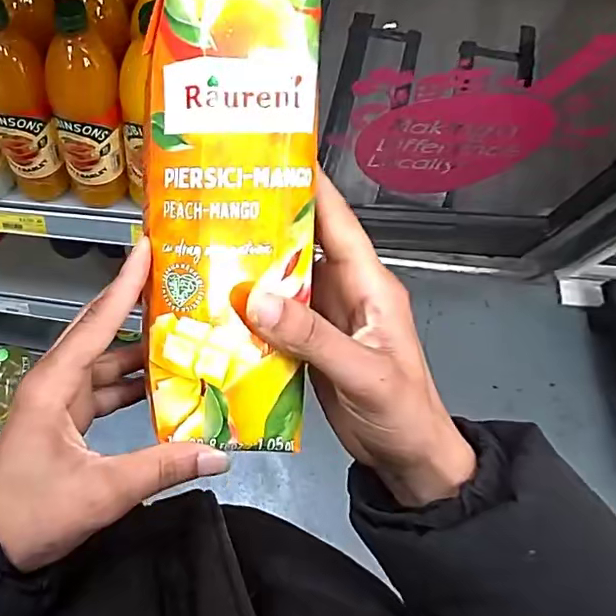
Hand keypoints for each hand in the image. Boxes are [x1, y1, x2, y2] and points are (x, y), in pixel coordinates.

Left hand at [0, 241, 231, 570]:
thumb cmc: (35, 511)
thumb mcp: (102, 491)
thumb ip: (162, 468)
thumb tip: (219, 453)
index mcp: (53, 384)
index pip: (96, 324)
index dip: (123, 286)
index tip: (145, 249)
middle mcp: (54, 381)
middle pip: (99, 333)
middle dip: (133, 306)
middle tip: (173, 282)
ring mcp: (58, 399)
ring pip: (104, 363)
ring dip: (139, 351)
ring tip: (183, 332)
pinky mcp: (64, 418)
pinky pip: (103, 389)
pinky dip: (131, 385)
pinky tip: (163, 384)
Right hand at [243, 170, 475, 505]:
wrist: (407, 458)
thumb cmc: (404, 412)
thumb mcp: (363, 372)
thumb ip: (312, 337)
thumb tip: (257, 300)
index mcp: (368, 284)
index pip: (337, 222)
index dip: (310, 186)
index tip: (274, 157)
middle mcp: (343, 292)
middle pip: (300, 245)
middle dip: (264, 223)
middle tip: (218, 205)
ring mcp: (323, 317)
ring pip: (281, 279)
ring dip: (250, 267)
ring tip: (207, 249)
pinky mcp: (307, 341)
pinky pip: (273, 315)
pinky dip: (248, 308)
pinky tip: (219, 306)